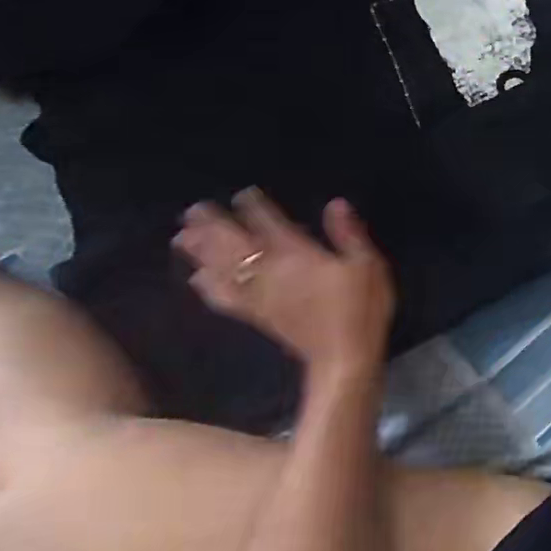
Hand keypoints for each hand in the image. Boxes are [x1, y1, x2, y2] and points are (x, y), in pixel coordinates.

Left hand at [174, 189, 394, 375]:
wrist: (344, 357)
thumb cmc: (361, 307)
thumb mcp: (368, 265)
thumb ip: (349, 234)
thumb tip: (335, 204)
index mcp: (300, 256)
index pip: (272, 225)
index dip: (255, 208)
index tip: (242, 193)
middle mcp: (273, 272)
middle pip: (236, 244)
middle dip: (214, 226)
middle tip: (193, 210)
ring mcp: (261, 296)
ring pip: (223, 268)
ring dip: (201, 252)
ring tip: (182, 236)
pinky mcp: (257, 316)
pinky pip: (225, 298)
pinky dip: (208, 286)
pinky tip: (196, 278)